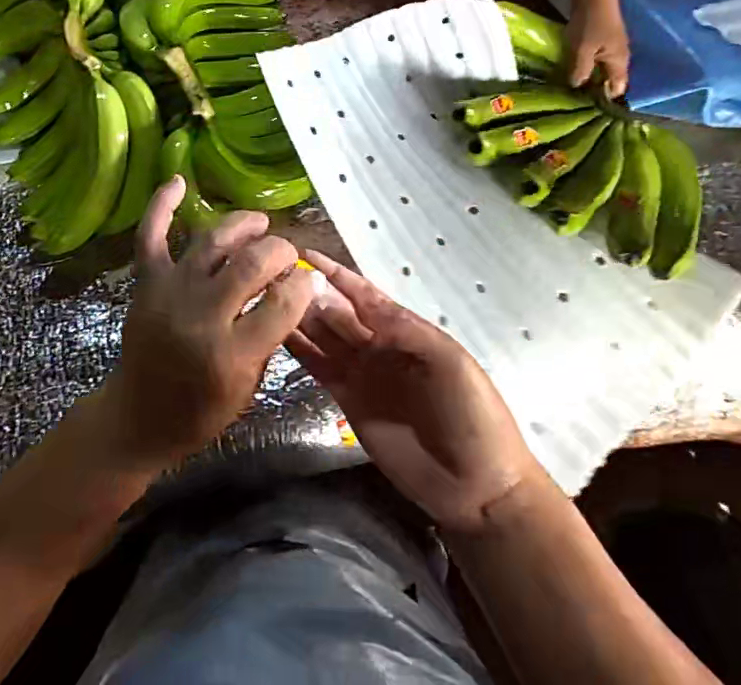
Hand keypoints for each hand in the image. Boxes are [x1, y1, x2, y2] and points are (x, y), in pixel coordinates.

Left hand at [97, 178, 313, 468]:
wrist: (138, 417)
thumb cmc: (201, 409)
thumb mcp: (249, 384)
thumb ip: (273, 333)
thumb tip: (300, 284)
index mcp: (232, 353)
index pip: (284, 300)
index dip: (303, 282)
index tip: (306, 278)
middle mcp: (201, 316)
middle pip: (253, 262)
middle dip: (281, 250)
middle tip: (286, 254)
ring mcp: (170, 294)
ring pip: (213, 241)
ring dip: (243, 225)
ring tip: (260, 224)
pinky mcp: (147, 284)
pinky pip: (151, 236)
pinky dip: (162, 206)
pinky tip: (178, 181)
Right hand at [288, 251, 546, 535]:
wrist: (474, 484)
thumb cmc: (471, 413)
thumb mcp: (448, 361)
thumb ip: (404, 329)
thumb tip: (356, 300)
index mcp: (407, 330)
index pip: (365, 295)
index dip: (339, 275)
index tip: (307, 255)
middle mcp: (380, 346)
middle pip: (339, 313)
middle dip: (311, 294)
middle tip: (273, 277)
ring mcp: (363, 373)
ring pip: (324, 338)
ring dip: (300, 318)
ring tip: (266, 298)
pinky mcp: (348, 402)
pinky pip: (320, 369)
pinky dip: (300, 352)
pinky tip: (277, 334)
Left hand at [566, 0, 629, 99]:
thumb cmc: (590, 23)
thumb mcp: (582, 50)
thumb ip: (581, 71)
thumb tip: (577, 87)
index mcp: (619, 62)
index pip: (617, 89)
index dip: (604, 100)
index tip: (588, 107)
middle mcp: (621, 56)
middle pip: (611, 80)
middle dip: (597, 89)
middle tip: (578, 99)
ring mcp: (614, 46)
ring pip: (605, 69)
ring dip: (593, 77)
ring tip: (575, 87)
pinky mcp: (606, 38)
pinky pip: (600, 58)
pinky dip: (591, 65)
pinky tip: (578, 68)